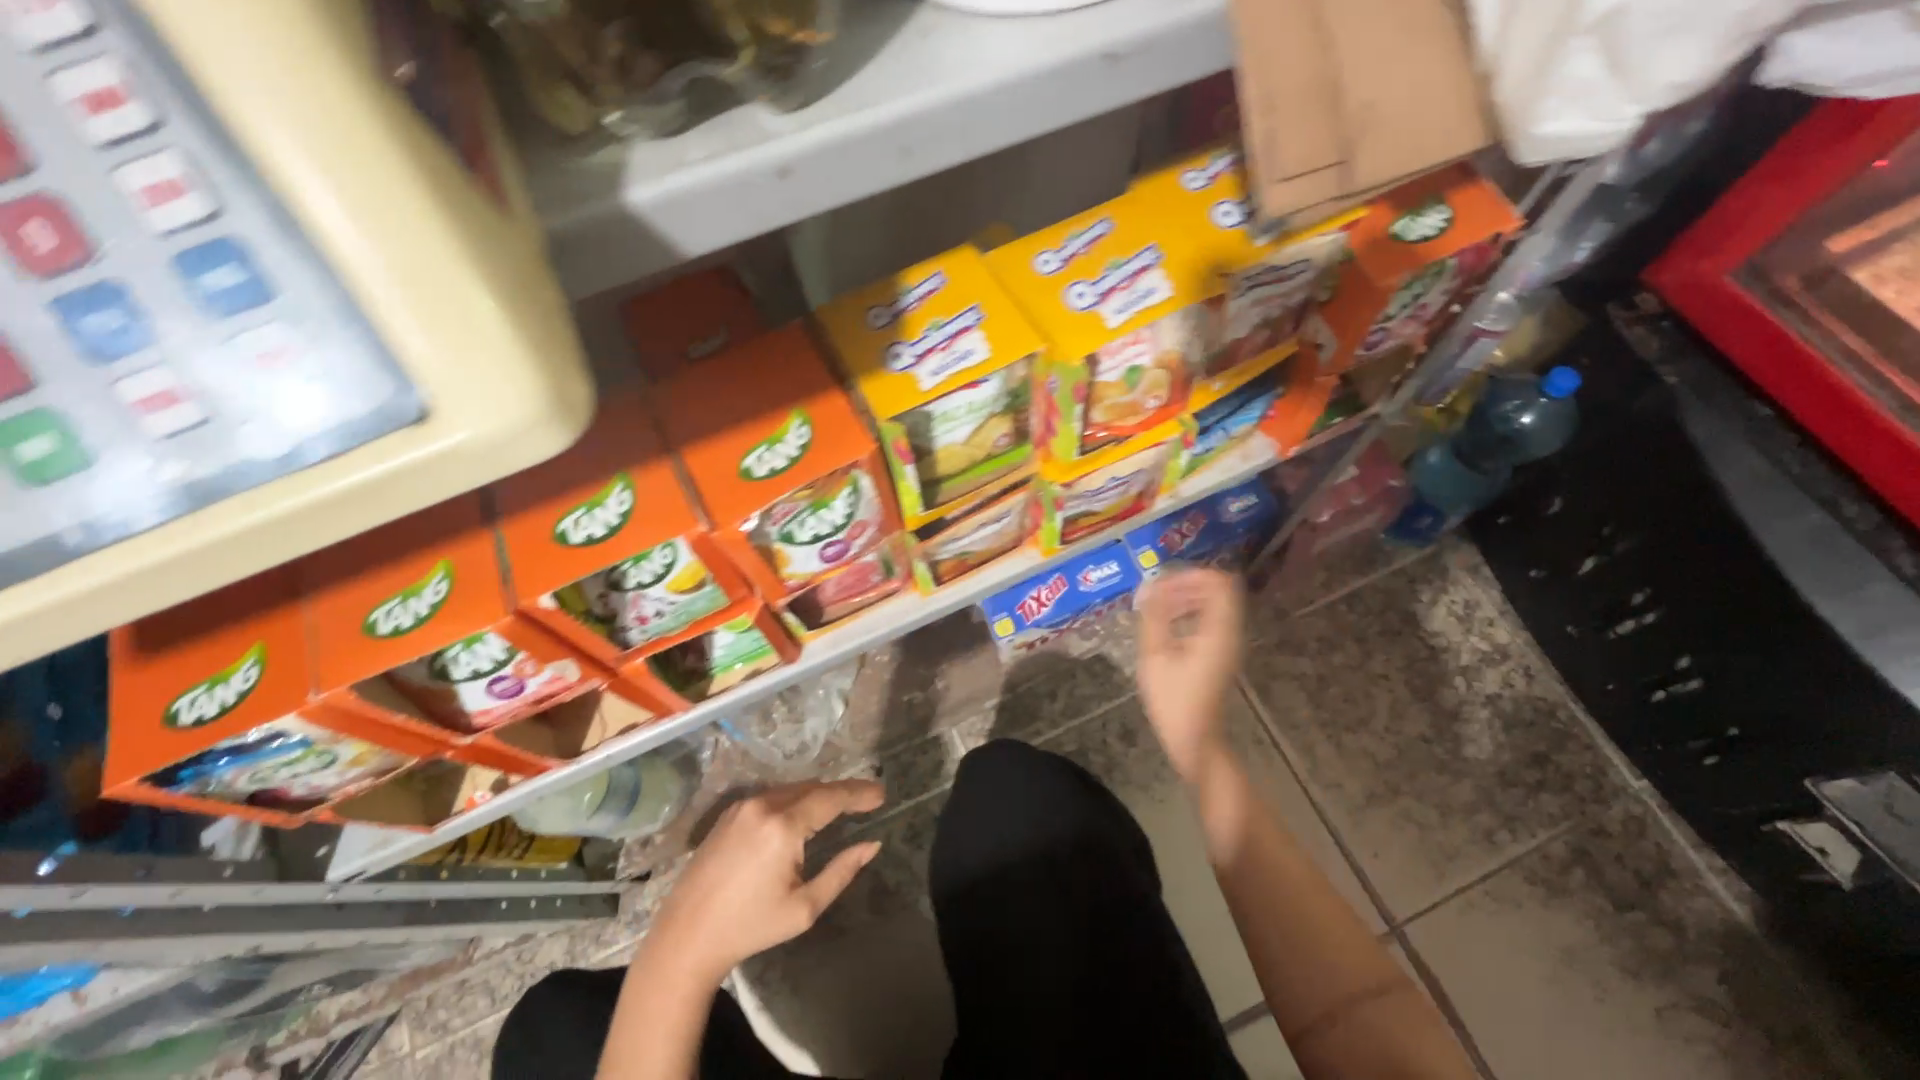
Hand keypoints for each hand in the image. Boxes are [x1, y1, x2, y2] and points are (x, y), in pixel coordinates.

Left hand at [641, 779, 884, 984]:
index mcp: (783, 826)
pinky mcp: (728, 814)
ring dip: (817, 795)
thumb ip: (842, 871)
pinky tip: (803, 816)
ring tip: (840, 808)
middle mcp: (762, 805)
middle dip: (841, 792)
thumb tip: (871, 845)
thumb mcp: (805, 907)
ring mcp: (742, 807)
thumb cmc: (751, 926)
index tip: (882, 794)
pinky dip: (794, 800)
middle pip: (812, 788)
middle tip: (866, 802)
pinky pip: (771, 797)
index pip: (832, 797)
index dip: (860, 793)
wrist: (688, 935)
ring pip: (791, 789)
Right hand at [1136, 568, 1243, 779]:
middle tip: (1156, 593)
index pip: (1219, 581)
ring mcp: (1230, 642)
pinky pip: (1212, 618)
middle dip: (1187, 583)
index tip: (1162, 582)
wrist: (1196, 740)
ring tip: (1158, 606)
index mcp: (1219, 630)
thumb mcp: (1154, 657)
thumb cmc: (1174, 702)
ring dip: (1188, 597)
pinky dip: (1192, 612)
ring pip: (1216, 602)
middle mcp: (1231, 631)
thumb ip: (1153, 617)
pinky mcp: (1223, 652)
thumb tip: (1150, 586)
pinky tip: (1168, 625)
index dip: (1191, 574)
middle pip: (1219, 588)